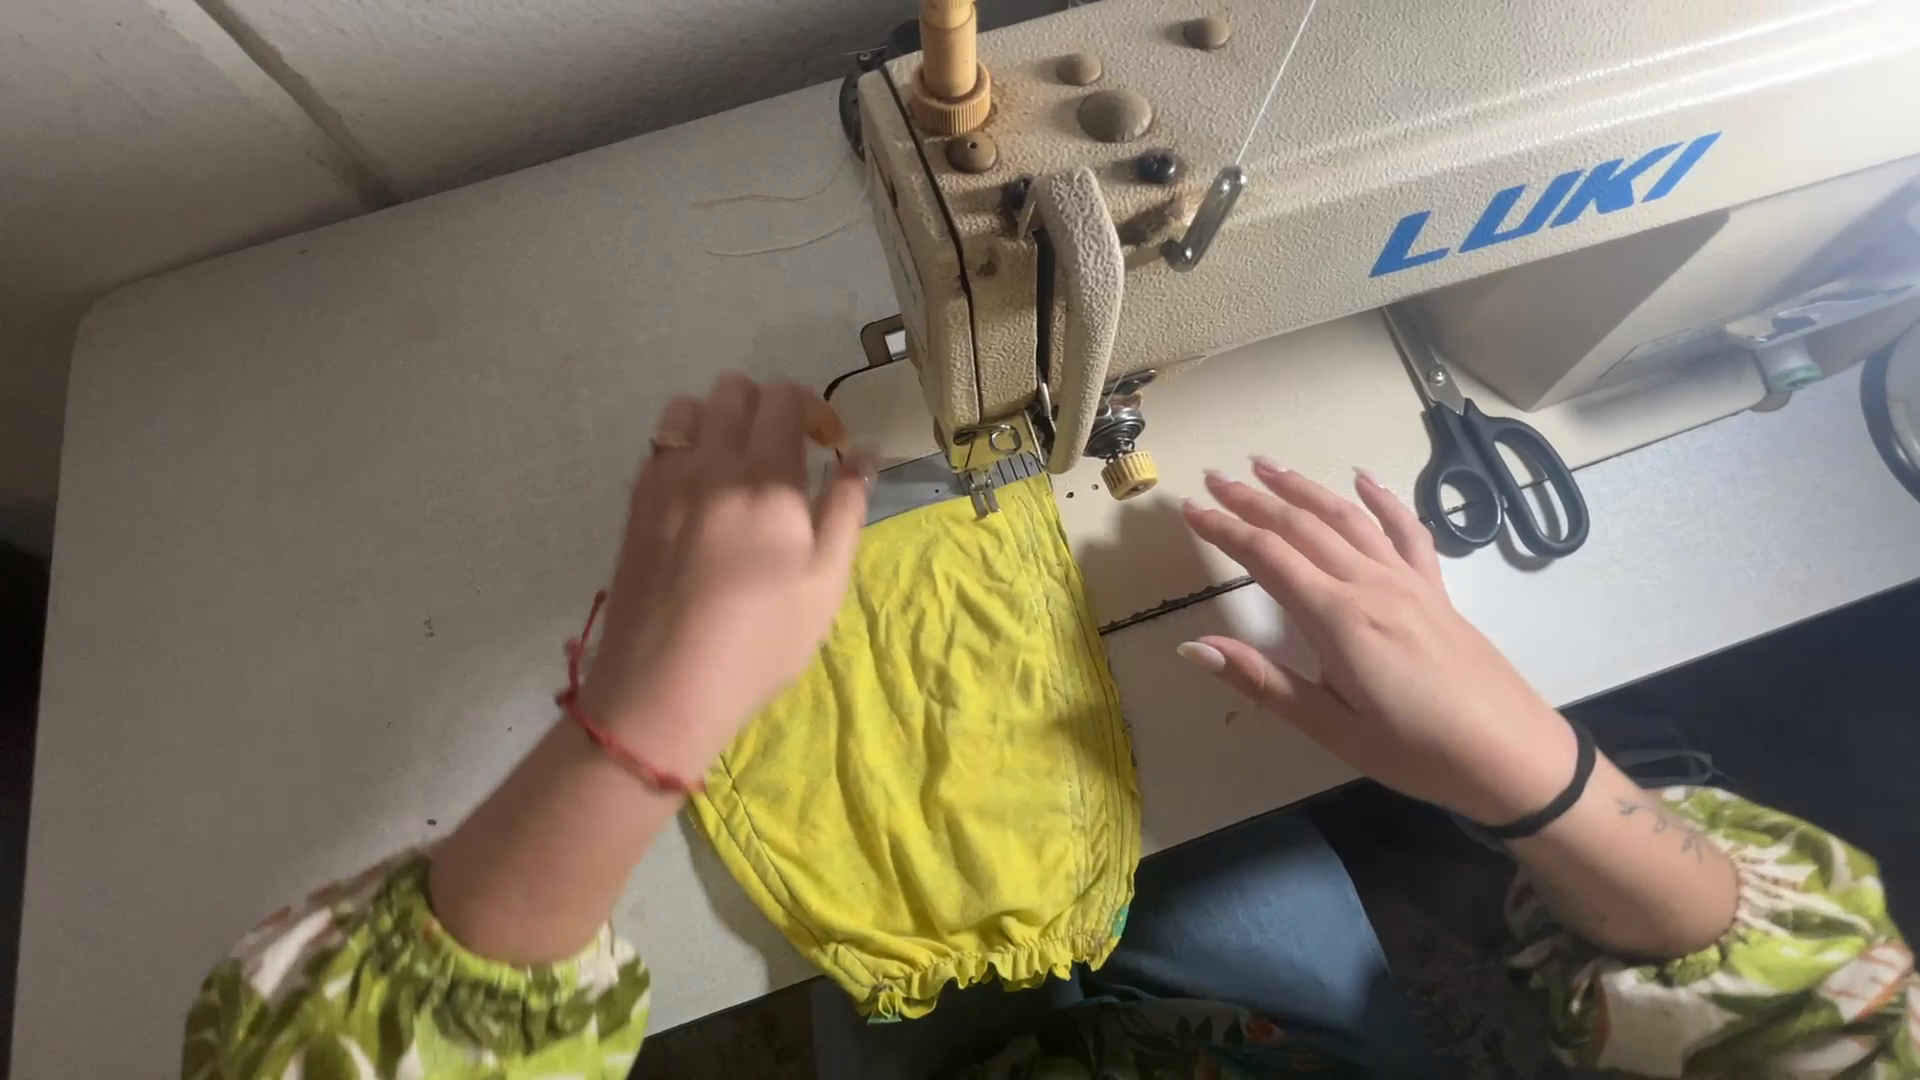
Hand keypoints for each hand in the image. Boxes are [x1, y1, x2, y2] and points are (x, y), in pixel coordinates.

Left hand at [577, 375, 868, 780]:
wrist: (663, 688)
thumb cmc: (760, 640)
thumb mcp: (826, 582)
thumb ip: (846, 507)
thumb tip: (863, 455)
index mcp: (764, 479)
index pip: (783, 399)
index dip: (815, 410)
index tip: (829, 447)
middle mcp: (708, 464)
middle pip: (734, 390)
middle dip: (770, 408)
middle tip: (790, 454)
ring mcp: (663, 481)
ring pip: (688, 408)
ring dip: (721, 420)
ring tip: (740, 466)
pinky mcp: (634, 505)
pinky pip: (660, 445)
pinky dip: (687, 446)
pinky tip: (702, 494)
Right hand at [1178, 459, 1575, 824]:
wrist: (1514, 759)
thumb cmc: (1414, 750)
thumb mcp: (1330, 727)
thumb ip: (1261, 680)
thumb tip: (1192, 648)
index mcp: (1336, 618)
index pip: (1266, 557)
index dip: (1224, 529)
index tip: (1190, 510)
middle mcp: (1369, 584)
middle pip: (1300, 526)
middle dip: (1252, 498)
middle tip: (1214, 477)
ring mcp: (1406, 581)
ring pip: (1345, 517)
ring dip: (1302, 487)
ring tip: (1267, 465)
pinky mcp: (1435, 588)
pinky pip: (1405, 531)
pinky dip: (1381, 500)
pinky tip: (1363, 479)